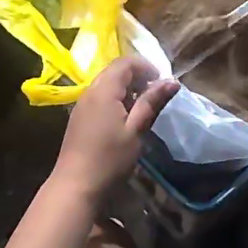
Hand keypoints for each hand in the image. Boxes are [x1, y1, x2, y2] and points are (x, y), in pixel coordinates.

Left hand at [50, 57, 178, 198]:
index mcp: (104, 90)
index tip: (162, 83)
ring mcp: (82, 105)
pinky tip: (124, 119)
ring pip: (106, 84)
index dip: (146, 66)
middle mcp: (90, 91)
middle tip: (155, 95)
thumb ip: (151, 102)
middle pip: (114, 71)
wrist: (76, 185)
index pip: (125, 62)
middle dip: (137, 77)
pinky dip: (115, 99)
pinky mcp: (79, 118)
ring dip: (127, 89)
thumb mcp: (136, 130)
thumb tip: (171, 81)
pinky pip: (99, 98)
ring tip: (142, 108)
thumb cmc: (110, 158)